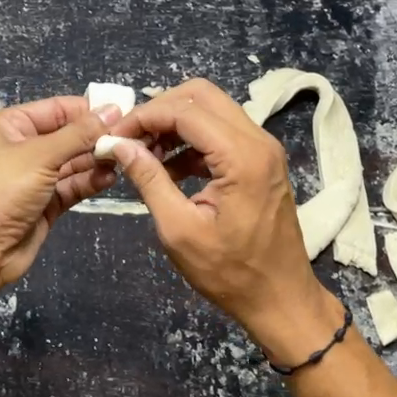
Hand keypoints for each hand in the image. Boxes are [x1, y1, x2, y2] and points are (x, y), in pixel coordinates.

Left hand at [0, 96, 118, 299]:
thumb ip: (78, 134)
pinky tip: (110, 178)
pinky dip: (89, 181)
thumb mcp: (39, 156)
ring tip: (125, 158)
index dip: (89, 109)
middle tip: (131, 138)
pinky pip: (71, 186)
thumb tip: (113, 108)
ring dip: (96, 160)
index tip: (125, 111)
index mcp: (9, 125)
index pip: (56, 108)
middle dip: (96, 136)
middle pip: (66, 135)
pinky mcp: (43, 204)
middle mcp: (20, 147)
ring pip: (71, 162)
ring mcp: (32, 178)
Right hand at [106, 79, 343, 364]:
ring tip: (143, 155)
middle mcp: (258, 141)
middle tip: (130, 138)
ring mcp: (263, 149)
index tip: (114, 137)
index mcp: (242, 157)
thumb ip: (149, 180)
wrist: (282, 300)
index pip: (185, 111)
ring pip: (211, 110)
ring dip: (174, 124)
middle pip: (201, 96)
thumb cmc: (230, 273)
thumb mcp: (179, 229)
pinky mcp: (261, 161)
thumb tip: (119, 146)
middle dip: (160, 110)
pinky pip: (221, 132)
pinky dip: (190, 140)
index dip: (145, 117)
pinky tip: (167, 168)